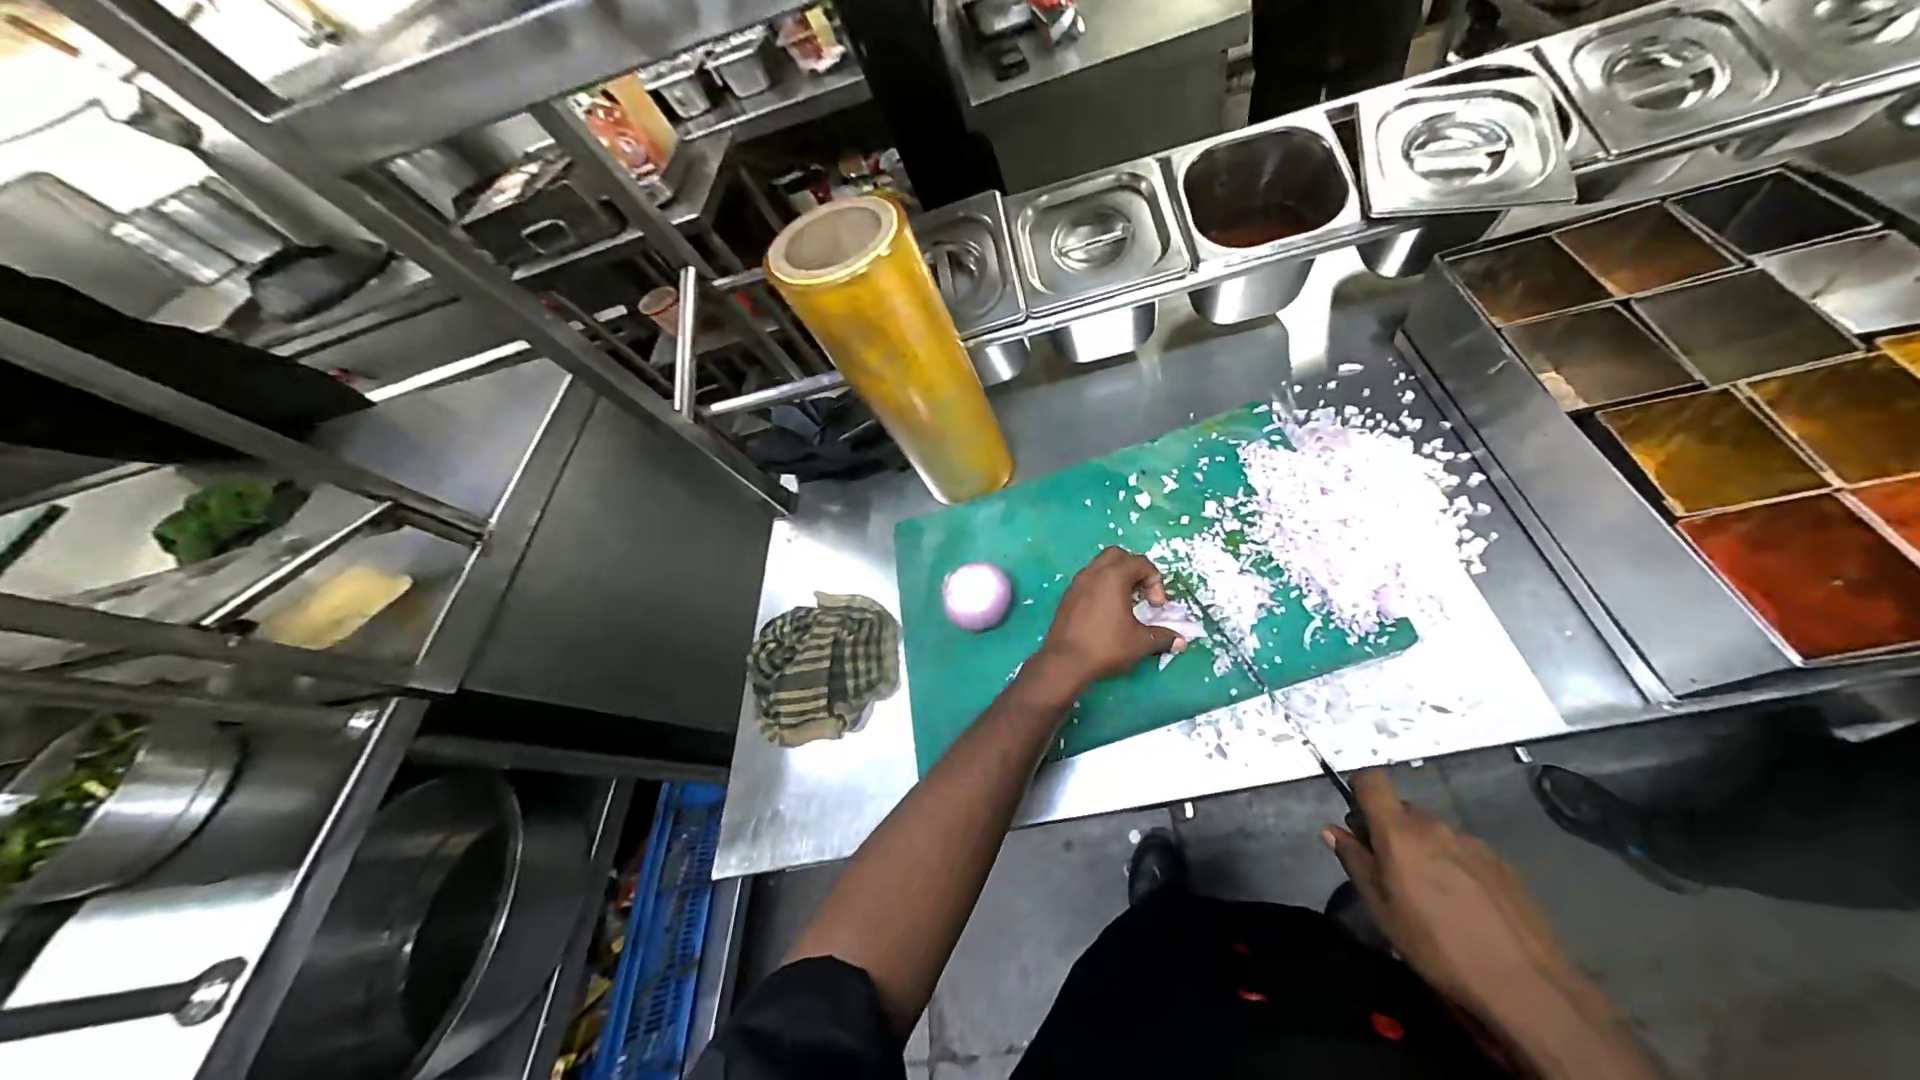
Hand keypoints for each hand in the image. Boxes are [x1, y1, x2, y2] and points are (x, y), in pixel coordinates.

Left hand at [1035, 547, 1182, 687]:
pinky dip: (1100, 587)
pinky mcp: (1067, 597)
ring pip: (1099, 566)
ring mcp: (1076, 583)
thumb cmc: (1106, 646)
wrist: (1065, 661)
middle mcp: (1092, 573)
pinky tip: (1106, 612)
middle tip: (1141, 594)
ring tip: (1125, 603)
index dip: (1155, 581)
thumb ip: (1162, 637)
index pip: (1141, 562)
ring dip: (1116, 578)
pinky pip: (1087, 581)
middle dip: (1134, 570)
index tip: (1157, 606)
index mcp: (1113, 576)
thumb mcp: (1140, 642)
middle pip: (1118, 555)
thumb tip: (1181, 642)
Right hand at [1325, 770, 1574, 1014]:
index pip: (1372, 781)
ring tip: (1430, 893)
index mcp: (1399, 832)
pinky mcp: (1502, 864)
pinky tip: (1464, 904)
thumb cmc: (1436, 944)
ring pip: (1433, 832)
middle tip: (1389, 870)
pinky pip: (1463, 851)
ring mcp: (1473, 843)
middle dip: (1389, 829)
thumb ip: (1354, 861)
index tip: (1358, 820)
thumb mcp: (1379, 908)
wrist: (1526, 984)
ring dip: (1422, 848)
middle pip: (1402, 809)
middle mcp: (1435, 826)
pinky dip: (1453, 864)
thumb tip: (1332, 830)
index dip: (1360, 789)